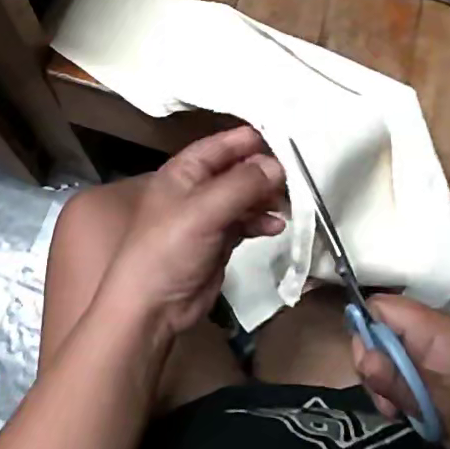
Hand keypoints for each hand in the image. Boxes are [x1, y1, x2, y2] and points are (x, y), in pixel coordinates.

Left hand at [94, 126, 285, 336]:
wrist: (153, 307)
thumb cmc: (170, 250)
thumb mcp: (204, 211)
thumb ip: (242, 184)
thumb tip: (278, 165)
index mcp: (185, 170)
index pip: (224, 144)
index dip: (253, 140)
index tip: (290, 141)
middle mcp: (198, 187)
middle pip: (239, 168)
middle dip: (266, 171)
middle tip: (296, 179)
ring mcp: (210, 215)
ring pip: (246, 195)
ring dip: (268, 197)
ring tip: (288, 205)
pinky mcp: (220, 239)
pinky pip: (247, 221)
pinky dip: (263, 221)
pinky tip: (277, 228)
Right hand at [354, 295, 449, 448]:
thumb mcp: (436, 411)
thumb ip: (395, 380)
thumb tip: (361, 353)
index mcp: (439, 330)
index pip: (383, 306)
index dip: (366, 332)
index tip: (370, 374)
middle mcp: (445, 330)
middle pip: (389, 329)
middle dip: (380, 365)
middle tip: (391, 407)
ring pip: (404, 350)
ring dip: (396, 381)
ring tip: (407, 416)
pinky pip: (424, 363)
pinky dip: (415, 386)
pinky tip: (424, 415)